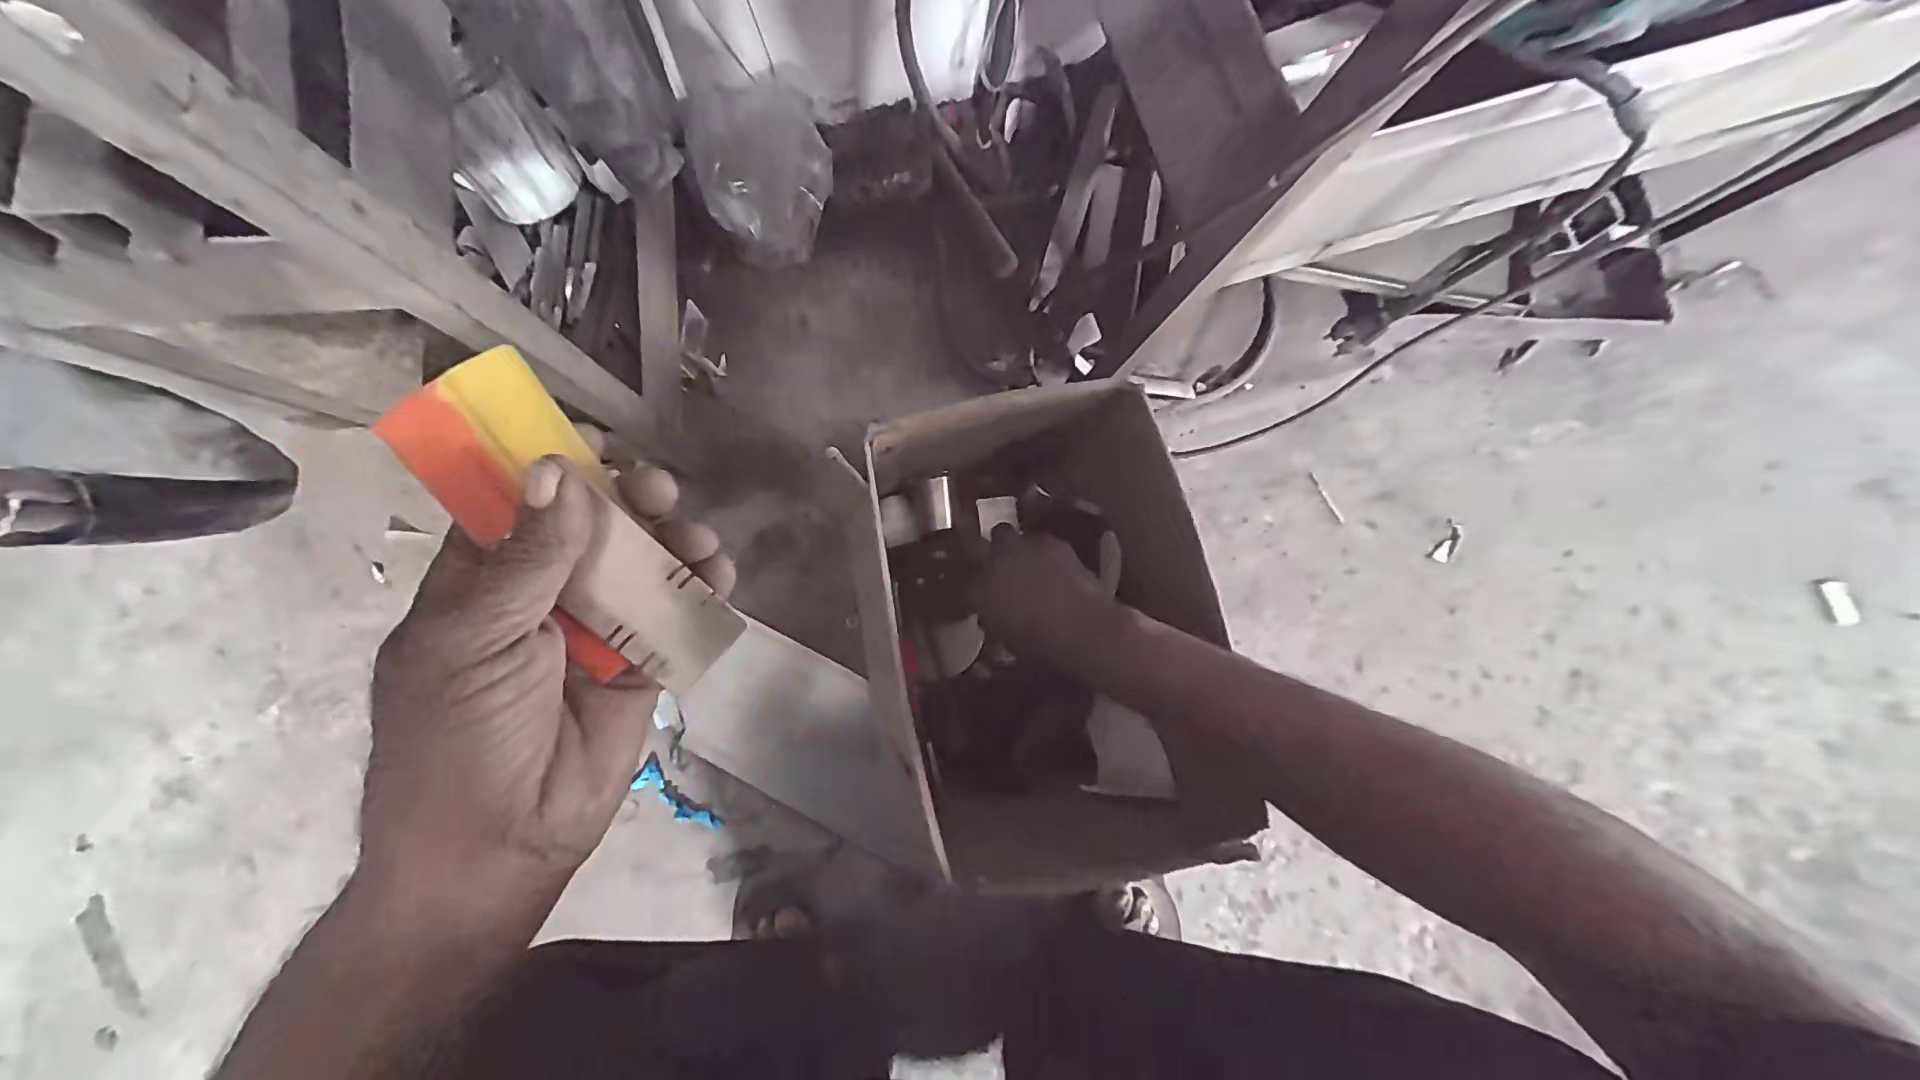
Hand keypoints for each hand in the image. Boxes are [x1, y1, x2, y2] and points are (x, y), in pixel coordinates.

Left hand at [361, 456, 726, 913]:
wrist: (501, 842)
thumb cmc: (458, 736)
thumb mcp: (474, 638)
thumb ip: (525, 558)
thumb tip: (557, 470)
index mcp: (485, 580)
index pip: (522, 504)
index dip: (558, 467)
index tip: (598, 441)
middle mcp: (548, 594)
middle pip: (599, 527)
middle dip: (632, 500)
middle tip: (658, 489)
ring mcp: (601, 627)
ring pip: (646, 565)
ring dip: (676, 542)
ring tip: (698, 538)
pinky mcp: (645, 660)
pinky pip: (679, 614)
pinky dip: (703, 591)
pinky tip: (718, 577)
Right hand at [971, 526, 1124, 665]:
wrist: (1083, 629)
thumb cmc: (1041, 646)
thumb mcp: (1007, 640)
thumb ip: (993, 621)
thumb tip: (990, 616)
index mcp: (977, 591)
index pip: (961, 584)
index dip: (968, 588)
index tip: (973, 595)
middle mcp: (993, 563)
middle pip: (971, 543)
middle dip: (975, 550)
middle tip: (985, 562)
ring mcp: (1022, 547)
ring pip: (1003, 532)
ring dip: (1006, 544)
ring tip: (1017, 556)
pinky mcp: (1050, 542)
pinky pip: (1036, 538)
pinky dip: (1038, 548)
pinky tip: (1048, 560)